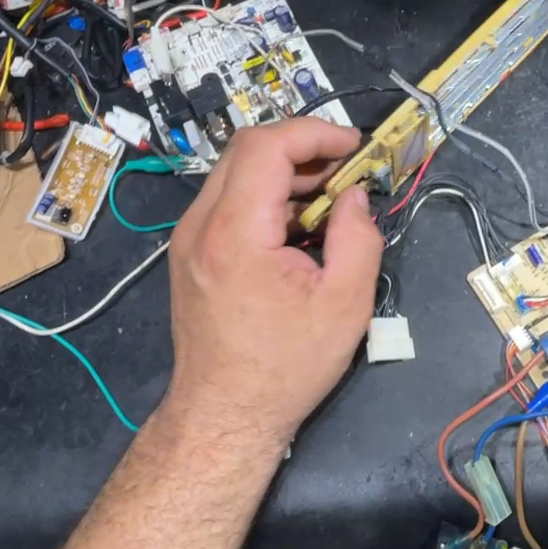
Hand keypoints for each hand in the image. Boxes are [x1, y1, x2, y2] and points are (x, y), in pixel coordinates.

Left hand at [163, 119, 382, 444]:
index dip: (315, 133)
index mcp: (236, 233)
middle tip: (349, 170)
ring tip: (332, 197)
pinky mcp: (192, 252)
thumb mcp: (345, 305)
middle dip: (304, 147)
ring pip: (236, 172)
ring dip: (287, 172)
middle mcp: (201, 225)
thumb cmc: (287, 365)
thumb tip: (354, 198)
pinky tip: (302, 225)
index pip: (266, 146)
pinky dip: (269, 196)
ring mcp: (189, 238)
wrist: (225, 415)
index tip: (356, 148)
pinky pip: (230, 200)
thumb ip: (358, 239)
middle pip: (247, 150)